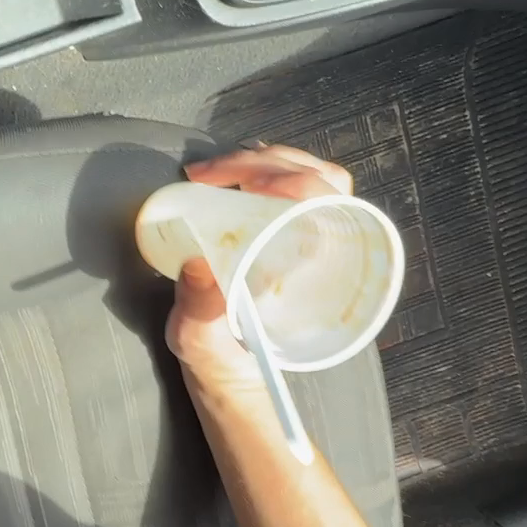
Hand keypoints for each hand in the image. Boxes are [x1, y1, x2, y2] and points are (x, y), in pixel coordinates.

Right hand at [167, 145, 352, 391]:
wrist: (227, 365)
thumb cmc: (219, 354)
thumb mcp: (201, 338)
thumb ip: (200, 307)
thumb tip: (197, 263)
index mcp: (318, 269)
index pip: (323, 198)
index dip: (285, 176)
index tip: (234, 180)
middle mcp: (330, 248)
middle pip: (317, 177)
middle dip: (260, 163)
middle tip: (206, 174)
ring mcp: (317, 238)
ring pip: (316, 175)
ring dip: (267, 161)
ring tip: (217, 170)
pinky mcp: (297, 234)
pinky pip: (302, 185)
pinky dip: (271, 168)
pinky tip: (237, 171)